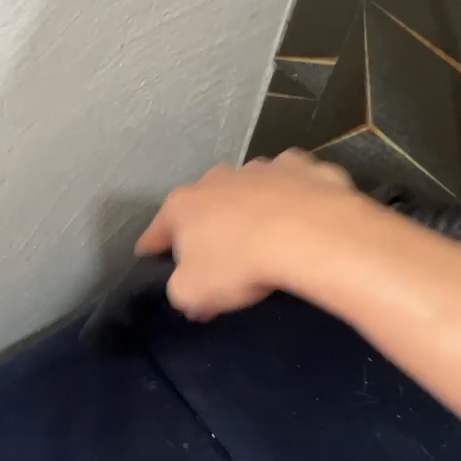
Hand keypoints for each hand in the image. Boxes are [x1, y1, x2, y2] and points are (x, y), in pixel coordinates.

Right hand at [133, 150, 367, 320]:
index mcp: (182, 206)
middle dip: (204, 226)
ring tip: (262, 235)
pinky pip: (290, 184)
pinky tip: (300, 216)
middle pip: (202, 206)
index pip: (156, 232)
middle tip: (216, 255)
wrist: (310, 235)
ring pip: (246, 189)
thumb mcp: (193, 294)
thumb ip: (181, 292)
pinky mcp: (302, 167)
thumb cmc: (240, 264)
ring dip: (248, 207)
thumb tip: (189, 293)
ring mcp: (260, 168)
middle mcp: (216, 179)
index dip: (152, 248)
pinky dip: (291, 197)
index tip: (150, 257)